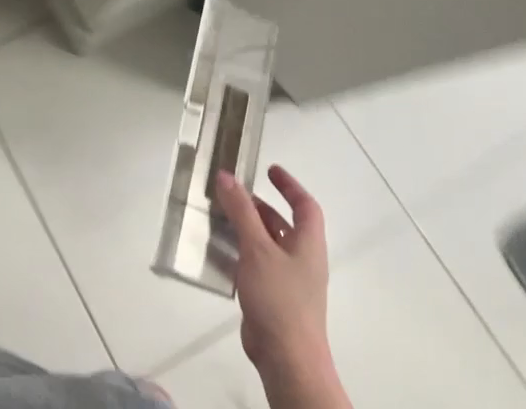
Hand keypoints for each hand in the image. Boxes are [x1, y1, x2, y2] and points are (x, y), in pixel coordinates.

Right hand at [214, 166, 349, 408]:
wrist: (287, 356)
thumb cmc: (279, 298)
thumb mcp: (257, 248)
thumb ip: (241, 212)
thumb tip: (226, 176)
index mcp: (308, 244)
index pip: (305, 206)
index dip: (290, 185)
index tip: (269, 169)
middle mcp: (301, 259)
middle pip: (283, 224)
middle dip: (259, 206)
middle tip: (232, 192)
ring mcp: (288, 280)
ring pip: (267, 244)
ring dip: (246, 228)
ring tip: (218, 216)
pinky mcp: (272, 297)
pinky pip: (256, 265)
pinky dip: (239, 253)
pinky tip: (217, 252)